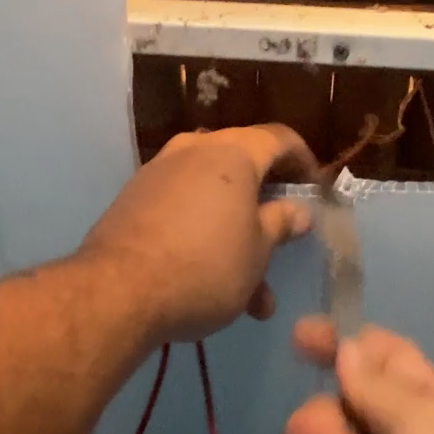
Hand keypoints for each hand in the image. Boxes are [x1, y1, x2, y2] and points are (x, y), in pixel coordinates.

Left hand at [80, 125, 315, 342]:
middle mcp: (194, 149)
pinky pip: (183, 208)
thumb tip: (299, 210)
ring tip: (252, 295)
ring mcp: (159, 172)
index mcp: (232, 151)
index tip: (317, 191)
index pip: (279, 138)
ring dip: (236, 236)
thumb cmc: (204, 265)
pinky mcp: (134, 200)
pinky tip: (209, 283)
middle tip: (284, 242)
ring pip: (213, 197)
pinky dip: (204, 235)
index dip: (304, 161)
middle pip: (244, 166)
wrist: (116, 292)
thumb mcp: (257, 251)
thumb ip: (281, 223)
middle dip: (267, 208)